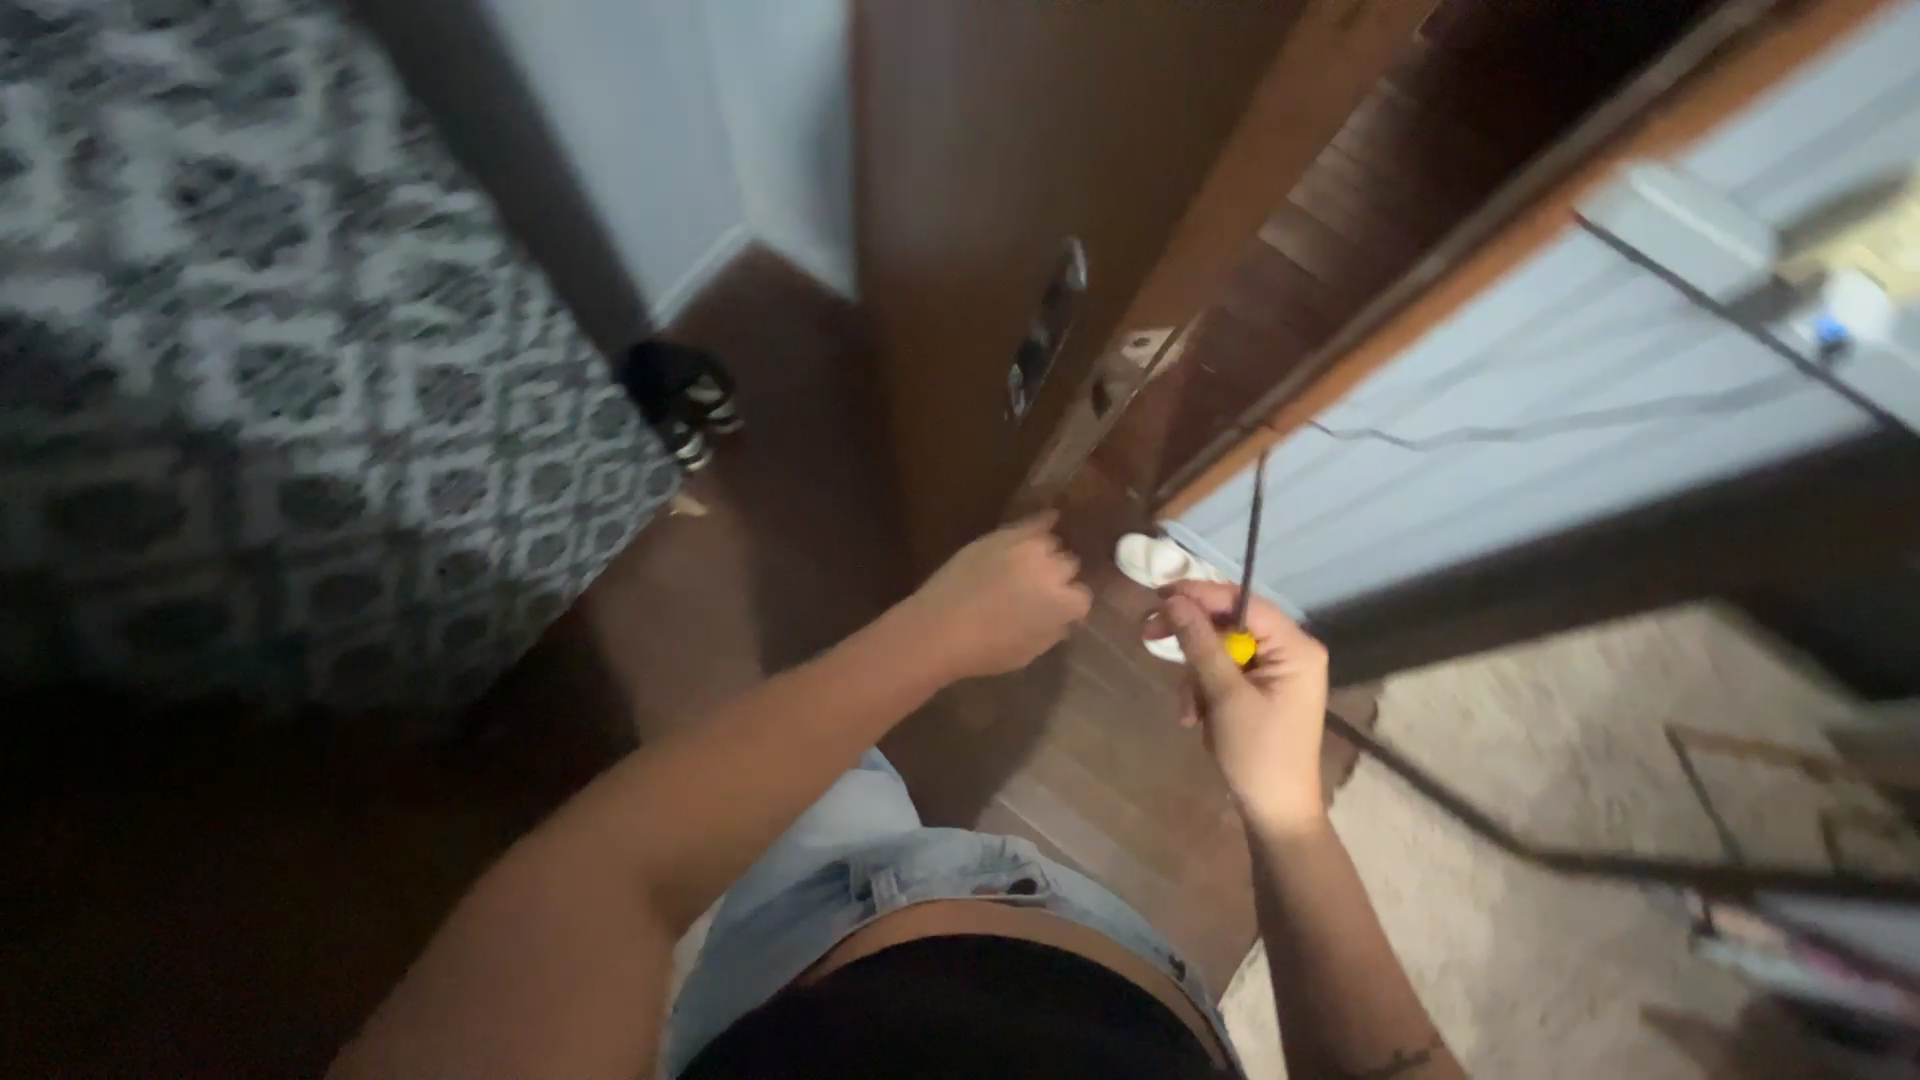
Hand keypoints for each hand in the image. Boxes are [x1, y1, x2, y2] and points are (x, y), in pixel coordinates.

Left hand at [900, 512, 1091, 679]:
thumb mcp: (1030, 652)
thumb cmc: (985, 651)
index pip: (1083, 598)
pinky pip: (1033, 522)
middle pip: (1070, 565)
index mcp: (1063, 603)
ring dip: (1048, 554)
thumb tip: (1066, 620)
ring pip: (1053, 543)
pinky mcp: (1002, 535)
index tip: (1063, 614)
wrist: (938, 628)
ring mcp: (1026, 548)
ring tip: (1035, 564)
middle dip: (1062, 578)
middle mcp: (1052, 570)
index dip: (1072, 607)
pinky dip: (1044, 522)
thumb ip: (1055, 631)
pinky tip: (1050, 520)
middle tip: (1043, 590)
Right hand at [1153, 581, 1329, 833]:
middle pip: (1229, 623)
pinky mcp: (1259, 691)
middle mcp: (1289, 652)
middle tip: (1147, 635)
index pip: (1243, 601)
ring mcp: (1274, 672)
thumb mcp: (1225, 696)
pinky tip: (1195, 718)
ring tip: (1189, 711)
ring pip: (1219, 650)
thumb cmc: (1258, 753)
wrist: (1276, 812)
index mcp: (1295, 647)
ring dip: (1195, 676)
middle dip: (1191, 639)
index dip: (1200, 595)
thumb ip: (1200, 644)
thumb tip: (1174, 601)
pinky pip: (1222, 673)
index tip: (1158, 596)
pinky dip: (1203, 690)